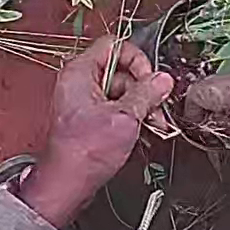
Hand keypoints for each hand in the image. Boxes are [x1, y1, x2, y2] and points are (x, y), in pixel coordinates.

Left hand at [23, 36, 173, 227]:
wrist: (66, 184)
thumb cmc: (84, 152)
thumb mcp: (124, 118)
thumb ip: (146, 94)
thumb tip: (162, 79)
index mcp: (80, 72)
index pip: (114, 45)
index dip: (137, 59)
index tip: (150, 79)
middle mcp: (79, 81)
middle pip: (120, 70)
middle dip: (143, 88)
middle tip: (157, 106)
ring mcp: (83, 99)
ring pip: (121, 90)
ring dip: (141, 104)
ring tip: (154, 123)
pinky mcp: (89, 117)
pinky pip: (115, 106)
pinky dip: (131, 115)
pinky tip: (144, 128)